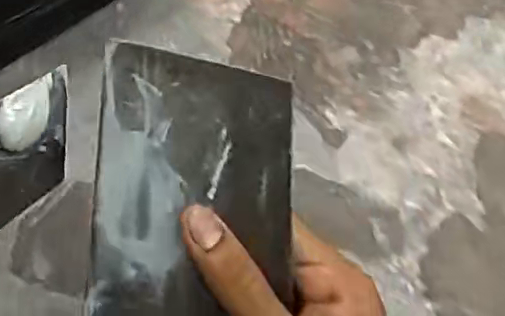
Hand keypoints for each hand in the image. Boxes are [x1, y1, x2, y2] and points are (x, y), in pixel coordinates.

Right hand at [179, 205, 384, 315]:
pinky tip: (189, 289)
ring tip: (168, 252)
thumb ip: (241, 281)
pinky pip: (252, 299)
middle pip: (259, 244)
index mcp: (338, 277)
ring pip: (249, 273)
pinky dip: (225, 298)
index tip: (177, 200)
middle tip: (165, 230)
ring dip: (215, 272)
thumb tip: (194, 213)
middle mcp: (327, 287)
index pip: (271, 218)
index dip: (225, 208)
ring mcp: (309, 312)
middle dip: (215, 242)